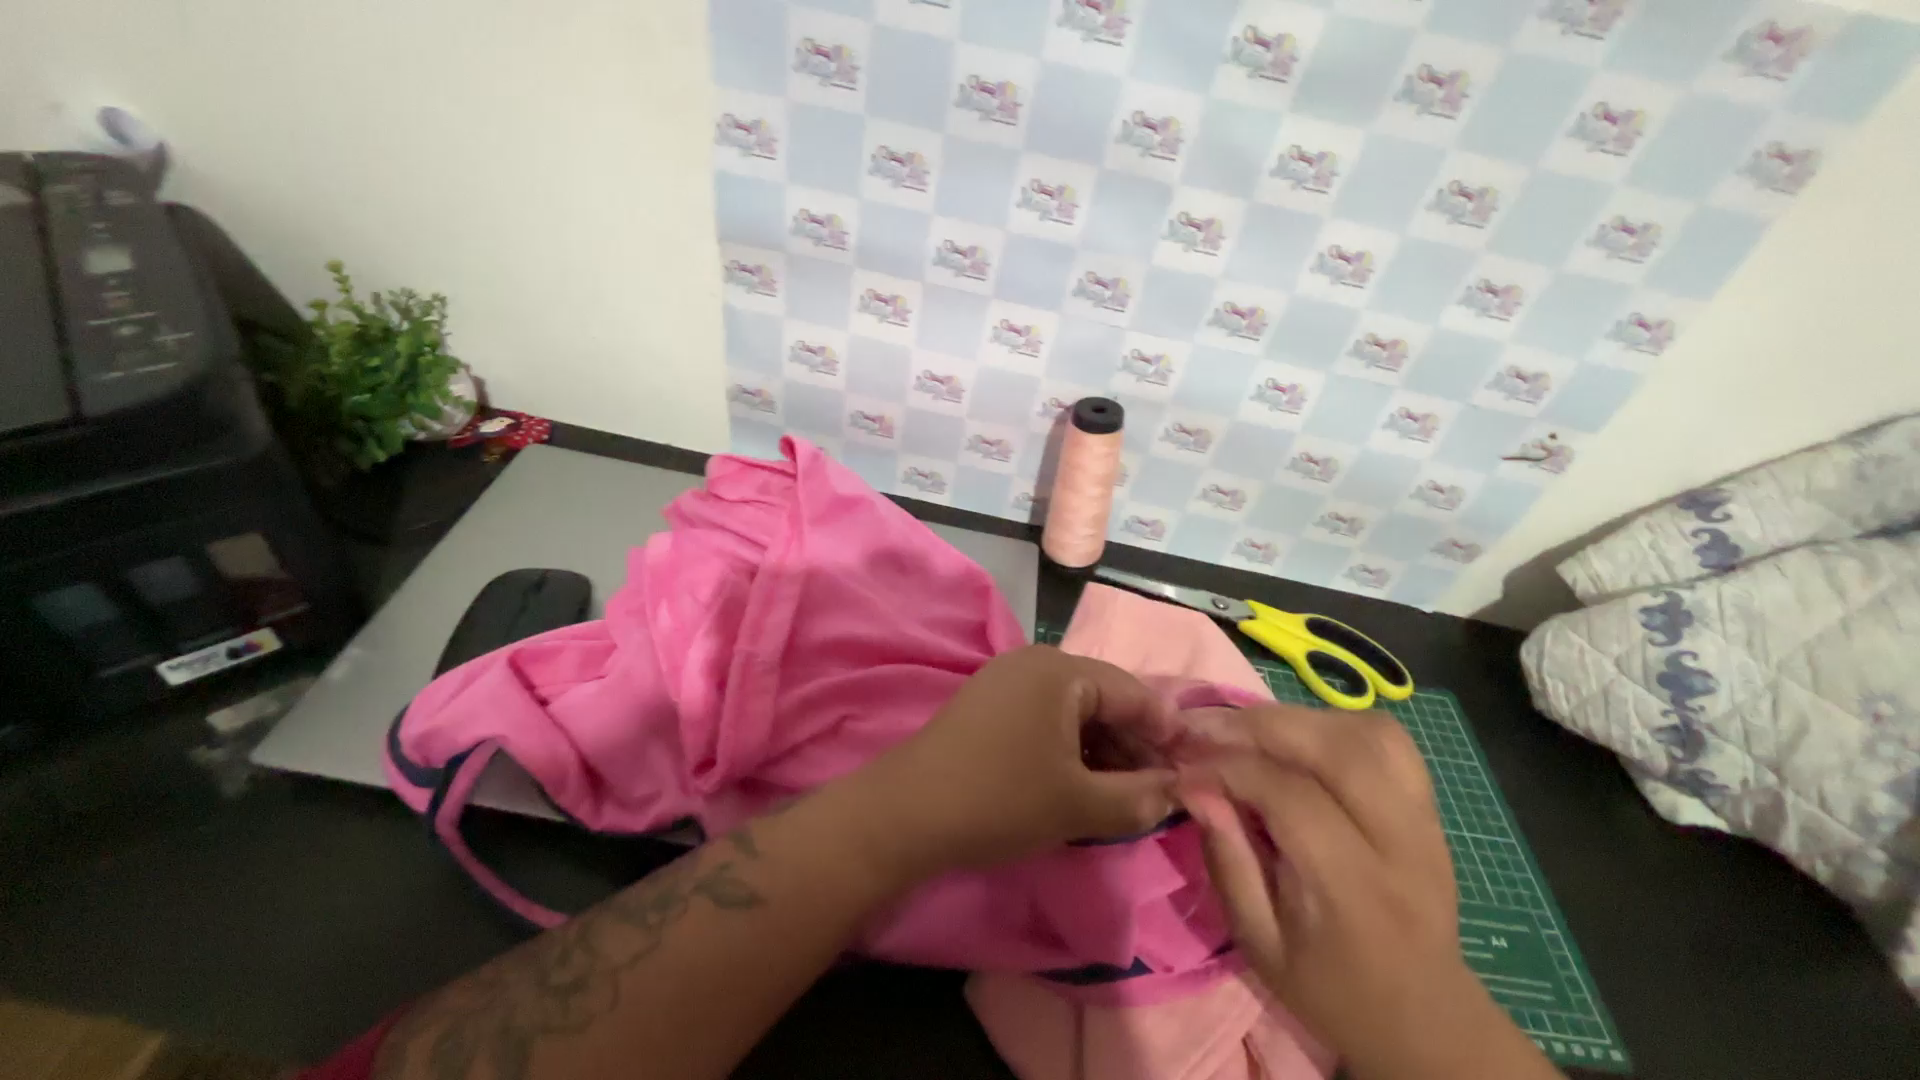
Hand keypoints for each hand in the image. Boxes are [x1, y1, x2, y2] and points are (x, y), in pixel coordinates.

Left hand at [849, 645, 1178, 880]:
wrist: (904, 816)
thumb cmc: (1000, 800)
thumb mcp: (1080, 806)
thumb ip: (1140, 797)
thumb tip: (1182, 792)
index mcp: (1061, 670)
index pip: (1136, 694)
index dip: (1169, 735)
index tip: (1194, 774)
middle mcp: (1034, 662)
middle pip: (1104, 699)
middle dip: (1134, 746)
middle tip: (1159, 792)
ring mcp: (1005, 682)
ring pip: (1074, 713)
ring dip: (1103, 751)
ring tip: (1122, 797)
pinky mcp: (986, 706)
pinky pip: (1044, 720)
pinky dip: (1068, 750)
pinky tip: (1078, 786)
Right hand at [1180, 706, 1557, 1079]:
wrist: (1423, 1015)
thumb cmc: (1329, 988)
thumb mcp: (1259, 943)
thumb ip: (1228, 861)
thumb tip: (1194, 787)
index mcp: (1353, 887)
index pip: (1289, 795)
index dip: (1228, 768)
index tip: (1182, 766)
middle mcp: (1400, 842)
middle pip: (1334, 748)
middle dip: (1257, 726)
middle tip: (1203, 727)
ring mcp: (1425, 819)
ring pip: (1366, 732)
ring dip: (1297, 718)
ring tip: (1247, 730)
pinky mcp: (1431, 807)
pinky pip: (1389, 740)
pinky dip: (1336, 724)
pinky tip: (1299, 737)